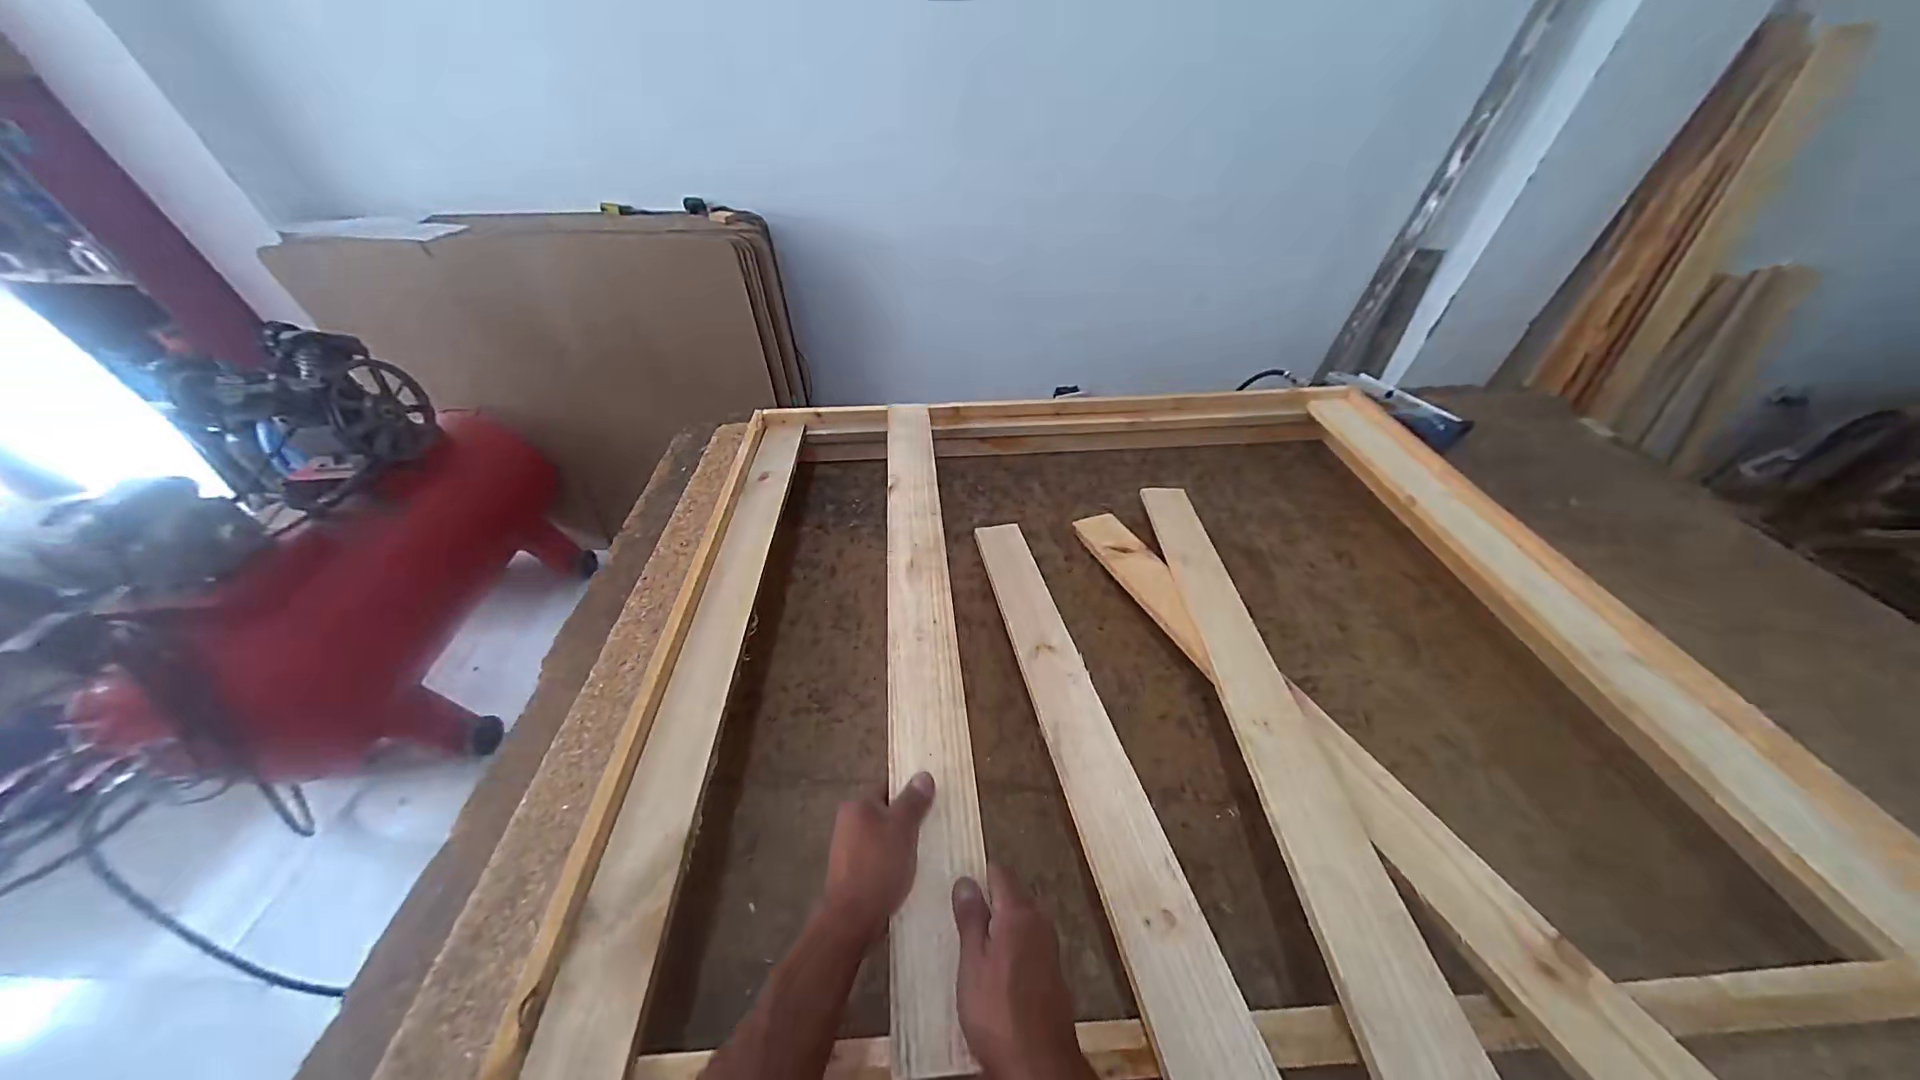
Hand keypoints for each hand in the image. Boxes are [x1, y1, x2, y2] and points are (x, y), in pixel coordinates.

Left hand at [820, 772, 934, 938]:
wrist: (852, 920)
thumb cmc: (878, 866)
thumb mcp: (903, 828)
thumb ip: (913, 801)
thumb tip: (923, 776)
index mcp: (857, 805)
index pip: (889, 788)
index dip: (911, 795)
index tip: (931, 805)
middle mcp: (848, 823)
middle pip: (886, 814)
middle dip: (907, 822)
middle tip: (931, 831)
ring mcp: (847, 850)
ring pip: (883, 838)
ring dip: (901, 845)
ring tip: (923, 855)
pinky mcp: (851, 874)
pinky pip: (878, 859)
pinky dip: (892, 863)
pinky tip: (907, 875)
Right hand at [952, 866, 1094, 1079]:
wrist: (1039, 1065)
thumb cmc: (997, 1012)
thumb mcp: (972, 963)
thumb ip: (970, 919)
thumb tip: (966, 880)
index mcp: (1018, 913)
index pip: (998, 873)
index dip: (977, 873)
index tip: (956, 881)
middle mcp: (1039, 922)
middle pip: (1010, 895)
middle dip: (986, 899)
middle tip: (956, 914)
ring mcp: (1049, 947)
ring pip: (1018, 920)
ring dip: (997, 924)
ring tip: (969, 940)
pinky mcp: (1051, 971)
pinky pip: (1026, 943)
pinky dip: (1009, 945)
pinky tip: (993, 966)